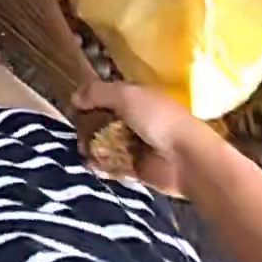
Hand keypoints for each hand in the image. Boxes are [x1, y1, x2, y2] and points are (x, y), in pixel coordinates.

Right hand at [73, 81, 220, 194]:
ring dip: (91, 147)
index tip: (73, 109)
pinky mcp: (135, 168)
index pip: (104, 95)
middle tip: (78, 135)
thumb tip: (74, 97)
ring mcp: (134, 144)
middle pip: (101, 120)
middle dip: (86, 127)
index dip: (88, 100)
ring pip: (104, 142)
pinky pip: (112, 165)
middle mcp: (132, 118)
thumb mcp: (125, 95)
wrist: (188, 159)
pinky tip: (92, 166)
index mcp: (133, 97)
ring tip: (83, 152)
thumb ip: (97, 93)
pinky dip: (101, 166)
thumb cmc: (158, 118)